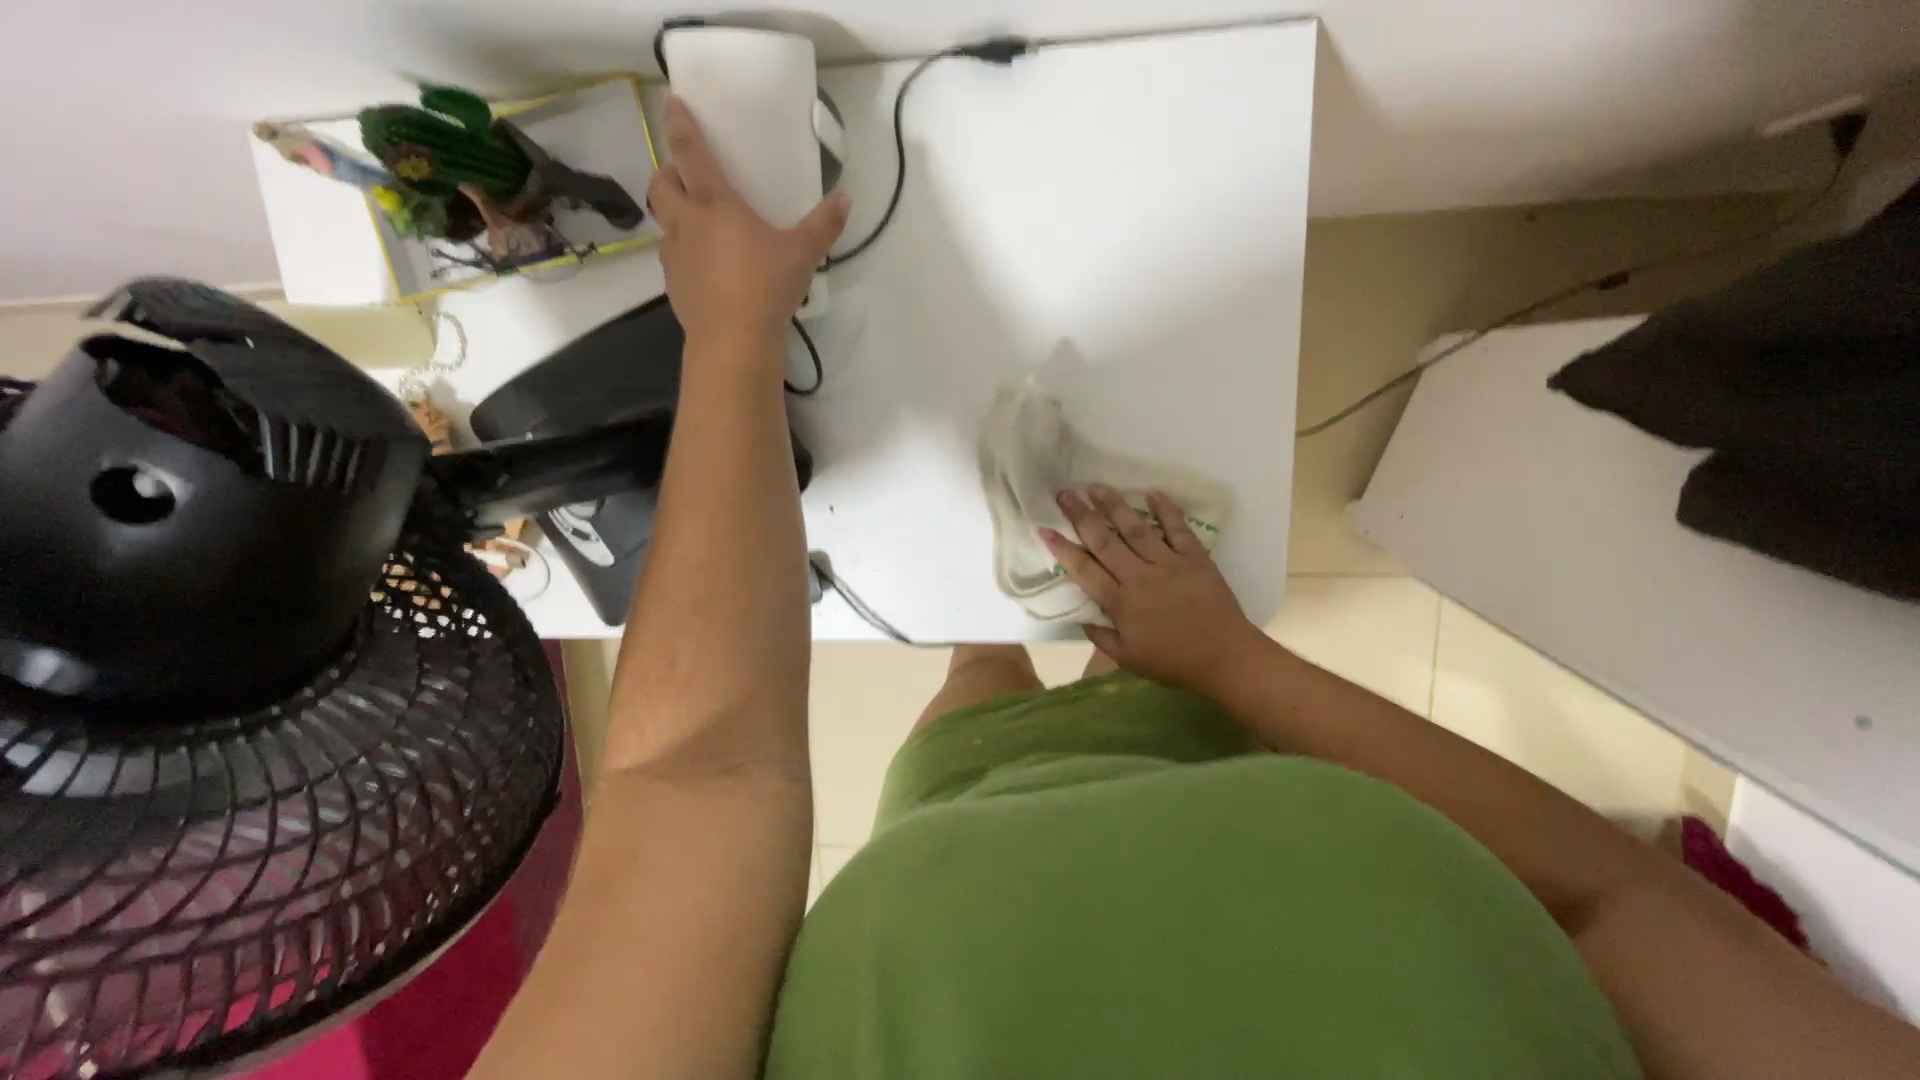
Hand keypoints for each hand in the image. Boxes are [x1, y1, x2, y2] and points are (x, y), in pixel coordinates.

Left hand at [648, 97, 850, 348]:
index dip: (679, 125)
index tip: (672, 103)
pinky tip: (706, 267)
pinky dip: (684, 252)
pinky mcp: (674, 286)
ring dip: (674, 213)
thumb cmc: (765, 287)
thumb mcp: (802, 254)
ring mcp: (675, 256)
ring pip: (663, 221)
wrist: (732, 341)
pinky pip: (673, 258)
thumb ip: (823, 225)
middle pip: (661, 183)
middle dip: (668, 172)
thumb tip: (844, 198)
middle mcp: (687, 223)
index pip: (690, 152)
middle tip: (685, 174)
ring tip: (697, 223)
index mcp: (715, 204)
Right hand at [1043, 486, 1267, 695]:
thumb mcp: (1128, 659)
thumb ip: (1102, 637)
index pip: (1084, 570)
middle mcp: (1139, 576)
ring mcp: (1168, 563)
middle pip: (1104, 540)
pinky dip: (1166, 510)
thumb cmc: (1174, 662)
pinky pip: (1177, 529)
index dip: (1062, 549)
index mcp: (1121, 603)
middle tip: (1064, 494)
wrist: (1225, 657)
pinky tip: (1152, 493)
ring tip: (1096, 486)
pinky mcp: (1195, 558)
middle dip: (1081, 515)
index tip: (1044, 529)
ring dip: (1114, 505)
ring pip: (1135, 528)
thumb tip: (1083, 618)